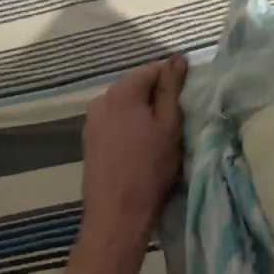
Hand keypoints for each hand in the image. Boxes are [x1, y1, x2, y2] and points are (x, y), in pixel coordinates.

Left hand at [80, 56, 188, 243]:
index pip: (153, 70)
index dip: (172, 81)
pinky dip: (127, 127)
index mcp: (122, 91)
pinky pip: (113, 122)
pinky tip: (138, 147)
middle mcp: (102, 99)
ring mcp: (92, 120)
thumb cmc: (150, 168)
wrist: (117, 215)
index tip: (185, 100)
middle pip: (136, 87)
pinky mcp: (88, 140)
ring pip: (124, 105)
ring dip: (141, 113)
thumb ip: (171, 88)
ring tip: (157, 136)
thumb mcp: (169, 125)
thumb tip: (177, 58)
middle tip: (174, 120)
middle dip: (155, 98)